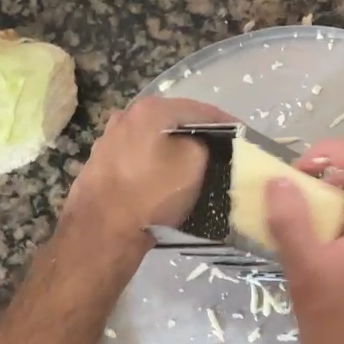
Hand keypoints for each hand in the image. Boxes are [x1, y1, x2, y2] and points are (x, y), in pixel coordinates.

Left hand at [63, 96, 231, 239]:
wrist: (100, 234)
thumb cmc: (152, 193)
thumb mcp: (194, 164)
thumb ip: (204, 144)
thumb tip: (198, 145)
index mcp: (149, 109)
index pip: (200, 109)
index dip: (226, 122)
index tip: (243, 135)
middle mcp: (125, 117)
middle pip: (173, 121)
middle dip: (198, 134)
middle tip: (222, 150)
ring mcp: (108, 141)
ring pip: (153, 140)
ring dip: (174, 149)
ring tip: (194, 166)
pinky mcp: (100, 165)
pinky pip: (138, 158)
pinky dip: (155, 164)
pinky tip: (163, 180)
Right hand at [264, 139, 343, 343]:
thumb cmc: (343, 325)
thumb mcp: (307, 270)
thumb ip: (291, 221)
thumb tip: (279, 180)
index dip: (326, 150)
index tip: (294, 173)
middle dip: (321, 181)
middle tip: (288, 204)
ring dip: (326, 208)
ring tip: (295, 234)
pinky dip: (336, 230)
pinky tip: (313, 259)